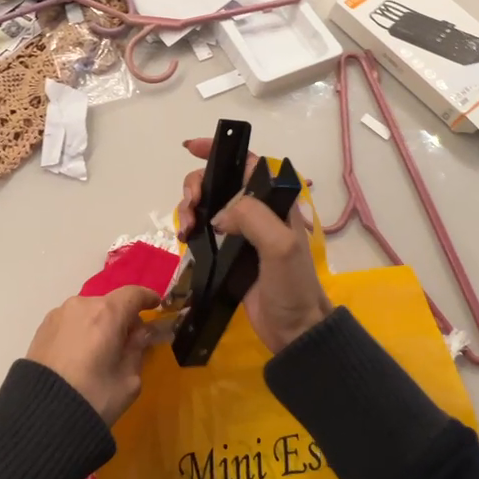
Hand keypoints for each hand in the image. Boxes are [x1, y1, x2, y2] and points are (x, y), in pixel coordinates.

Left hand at [25, 285, 158, 423]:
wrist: (43, 414)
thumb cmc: (94, 397)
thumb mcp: (129, 379)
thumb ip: (137, 349)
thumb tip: (140, 333)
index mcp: (106, 313)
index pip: (133, 294)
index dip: (147, 298)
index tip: (155, 305)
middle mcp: (81, 305)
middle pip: (109, 303)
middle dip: (122, 318)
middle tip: (129, 341)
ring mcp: (59, 314)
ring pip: (88, 312)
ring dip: (99, 324)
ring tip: (101, 351)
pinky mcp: (42, 327)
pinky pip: (71, 322)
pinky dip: (81, 331)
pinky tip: (80, 354)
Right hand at [178, 138, 331, 353]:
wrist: (293, 329)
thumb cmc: (291, 285)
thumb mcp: (280, 246)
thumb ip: (252, 217)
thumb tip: (220, 215)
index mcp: (274, 202)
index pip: (246, 162)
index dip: (219, 151)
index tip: (191, 149)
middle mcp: (256, 211)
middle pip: (218, 182)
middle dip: (197, 187)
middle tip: (190, 208)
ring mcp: (241, 232)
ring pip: (206, 205)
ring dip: (189, 210)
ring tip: (185, 231)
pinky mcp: (226, 252)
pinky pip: (202, 230)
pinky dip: (189, 229)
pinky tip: (185, 241)